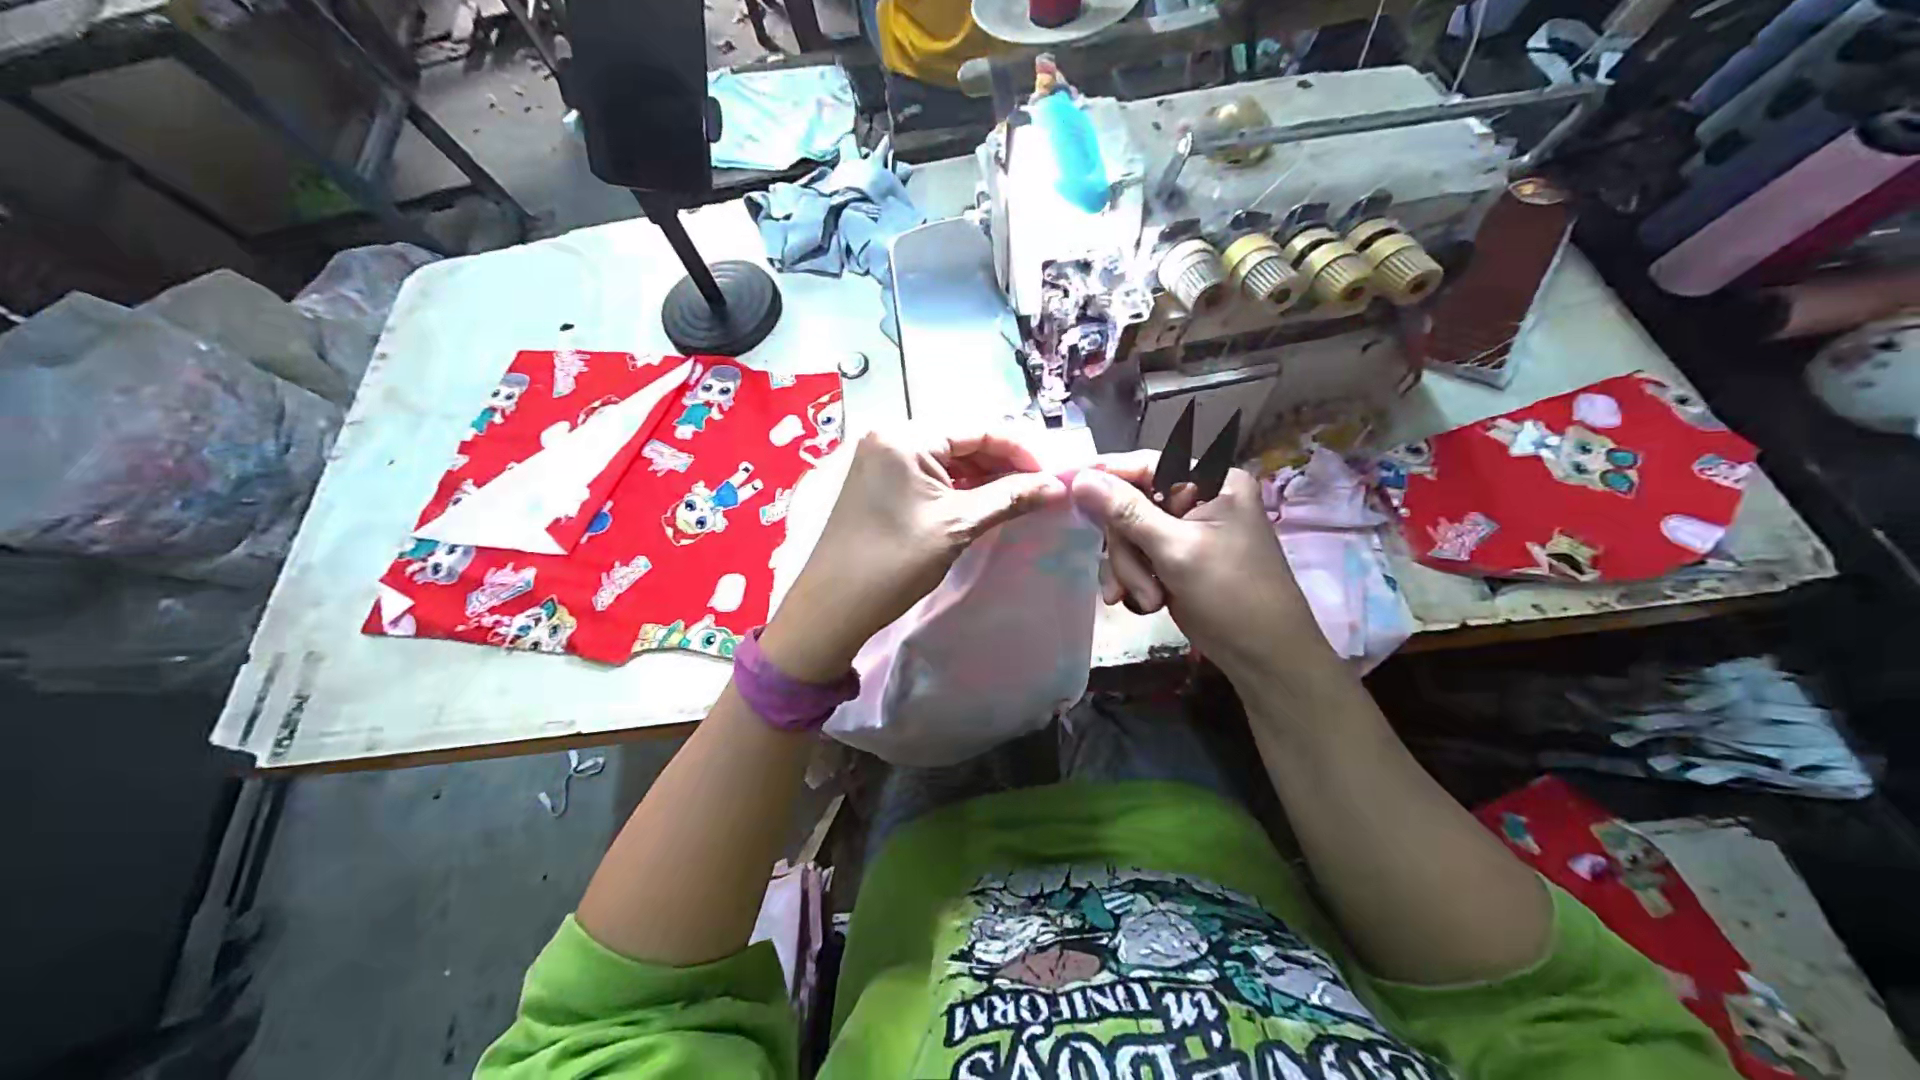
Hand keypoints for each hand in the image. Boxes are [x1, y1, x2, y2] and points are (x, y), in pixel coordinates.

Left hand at [759, 425, 1067, 680]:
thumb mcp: (958, 525)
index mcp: (906, 436)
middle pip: (962, 440)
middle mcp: (890, 436)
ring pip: (946, 458)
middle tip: (1038, 490)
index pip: (978, 429)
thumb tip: (1057, 486)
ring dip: (982, 476)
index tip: (1050, 476)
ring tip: (1017, 499)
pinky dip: (957, 487)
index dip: (1020, 450)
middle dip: (1002, 464)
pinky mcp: (878, 482)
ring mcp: (881, 459)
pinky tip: (982, 503)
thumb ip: (1009, 498)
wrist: (833, 607)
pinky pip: (927, 474)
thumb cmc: (895, 562)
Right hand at [1070, 452, 1326, 684]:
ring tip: (1147, 599)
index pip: (1147, 465)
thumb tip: (1081, 478)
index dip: (1106, 476)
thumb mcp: (1176, 550)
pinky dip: (1134, 580)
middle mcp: (1198, 499)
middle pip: (1131, 505)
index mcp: (1212, 482)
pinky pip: (1136, 557)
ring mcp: (1185, 531)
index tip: (1067, 487)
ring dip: (1129, 570)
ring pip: (1129, 535)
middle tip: (1129, 583)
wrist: (1264, 656)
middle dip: (1127, 548)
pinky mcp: (1175, 559)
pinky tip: (1142, 603)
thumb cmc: (1232, 595)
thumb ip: (1126, 512)